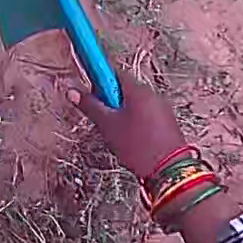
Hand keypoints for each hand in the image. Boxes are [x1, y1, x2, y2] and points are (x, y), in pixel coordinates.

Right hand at [68, 77, 188, 179]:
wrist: (169, 171)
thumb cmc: (139, 146)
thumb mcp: (107, 124)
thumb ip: (89, 105)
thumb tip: (72, 91)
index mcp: (137, 90)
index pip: (113, 72)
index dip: (98, 79)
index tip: (88, 87)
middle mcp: (152, 95)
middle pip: (123, 88)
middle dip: (108, 99)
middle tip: (100, 115)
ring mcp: (161, 109)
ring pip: (133, 103)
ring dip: (120, 111)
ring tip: (114, 130)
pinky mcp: (166, 123)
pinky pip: (144, 115)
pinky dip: (133, 121)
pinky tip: (129, 137)